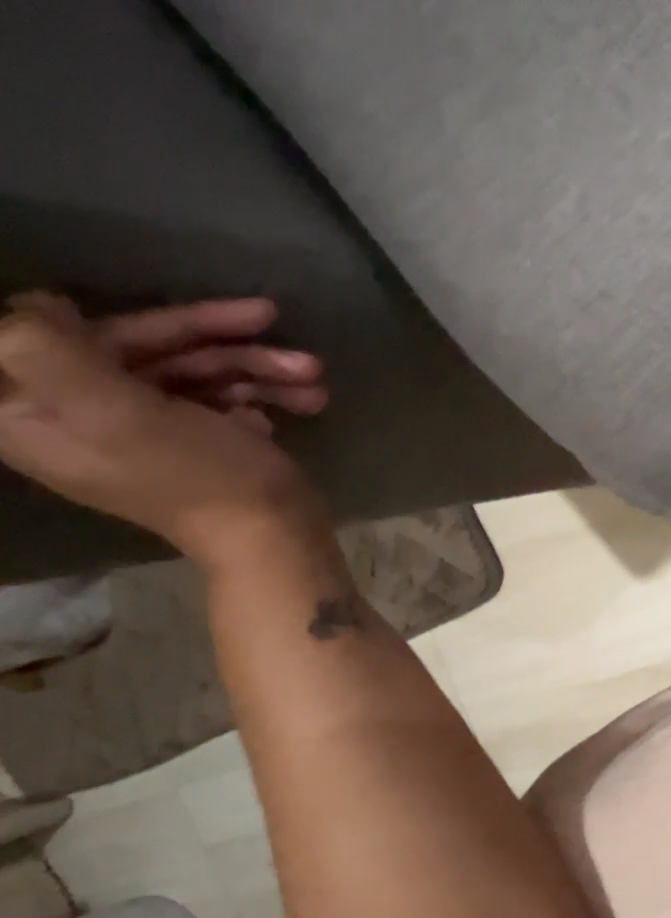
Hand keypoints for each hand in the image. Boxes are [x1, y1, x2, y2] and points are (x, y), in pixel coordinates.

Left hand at [0, 293, 327, 562]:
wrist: (275, 536)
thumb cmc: (200, 477)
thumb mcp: (119, 414)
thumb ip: (51, 353)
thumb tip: (39, 305)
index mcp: (33, 413)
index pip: (54, 338)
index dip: (115, 321)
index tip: (178, 315)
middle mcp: (76, 417)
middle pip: (133, 348)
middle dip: (212, 338)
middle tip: (270, 317)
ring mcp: (138, 430)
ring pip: (188, 370)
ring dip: (255, 366)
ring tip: (314, 376)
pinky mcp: (192, 439)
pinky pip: (216, 396)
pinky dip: (260, 393)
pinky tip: (299, 403)